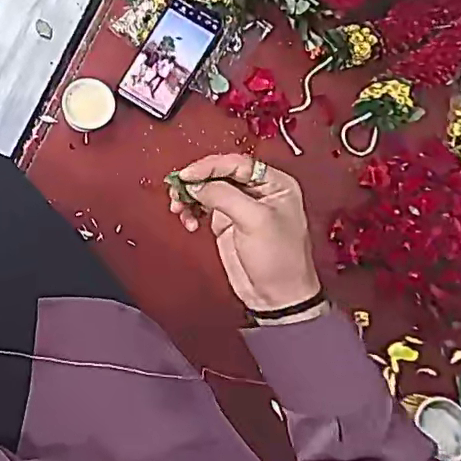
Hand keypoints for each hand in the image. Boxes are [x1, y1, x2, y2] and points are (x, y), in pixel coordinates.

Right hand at [170, 154, 322, 315]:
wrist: (277, 297)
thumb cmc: (281, 259)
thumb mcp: (255, 221)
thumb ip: (224, 196)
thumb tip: (196, 184)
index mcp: (274, 184)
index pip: (237, 163)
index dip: (210, 166)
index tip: (188, 175)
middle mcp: (257, 191)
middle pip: (219, 173)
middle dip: (196, 181)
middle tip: (179, 190)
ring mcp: (240, 206)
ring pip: (208, 189)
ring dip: (190, 195)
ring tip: (179, 207)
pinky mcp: (226, 222)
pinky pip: (203, 206)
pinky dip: (191, 210)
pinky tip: (188, 220)